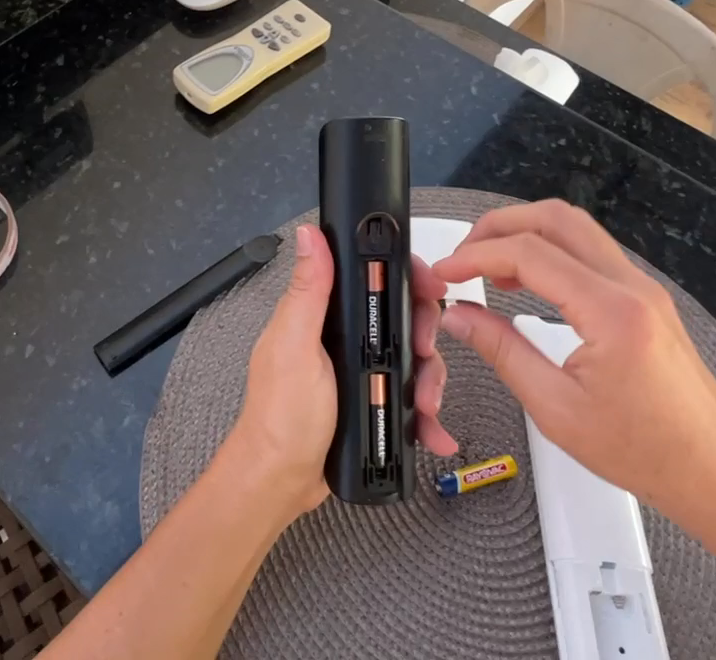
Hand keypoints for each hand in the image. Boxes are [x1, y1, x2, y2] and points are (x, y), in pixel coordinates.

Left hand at [227, 225, 459, 517]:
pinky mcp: (370, 400)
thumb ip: (308, 292)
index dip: (404, 277)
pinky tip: (433, 431)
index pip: (370, 278)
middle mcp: (342, 336)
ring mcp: (358, 370)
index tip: (431, 286)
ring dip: (429, 379)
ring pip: (411, 358)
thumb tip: (309, 235)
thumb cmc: (282, 413)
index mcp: (322, 314)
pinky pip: (407, 397)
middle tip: (427, 354)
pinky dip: (423, 414)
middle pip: (400, 317)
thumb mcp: (296, 346)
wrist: (282, 480)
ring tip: (426, 406)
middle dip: (423, 334)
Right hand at [431, 201, 715, 522]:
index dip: (476, 255)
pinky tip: (525, 280)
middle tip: (462, 256)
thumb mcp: (555, 408)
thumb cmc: (641, 450)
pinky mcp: (645, 297)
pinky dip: (549, 250)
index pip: (529, 254)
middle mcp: (631, 286)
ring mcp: (643, 287)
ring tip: (486, 265)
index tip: (443, 273)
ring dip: (525, 234)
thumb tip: (458, 317)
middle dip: (499, 226)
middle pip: (555, 218)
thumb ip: (501, 351)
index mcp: (610, 312)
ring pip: (575, 227)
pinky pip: (590, 251)